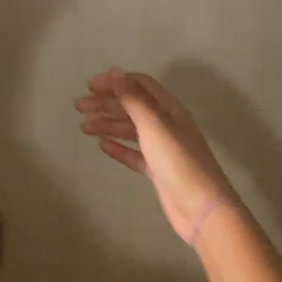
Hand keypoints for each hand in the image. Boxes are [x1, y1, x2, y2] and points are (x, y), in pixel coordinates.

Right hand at [77, 69, 235, 239]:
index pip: (139, 85)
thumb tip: (115, 71)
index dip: (114, 82)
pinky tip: (102, 145)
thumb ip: (132, 98)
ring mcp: (162, 148)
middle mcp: (166, 125)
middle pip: (132, 106)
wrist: (202, 209)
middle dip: (105, 103)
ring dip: (107, 124)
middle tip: (79, 107)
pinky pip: (133, 153)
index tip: (90, 87)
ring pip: (130, 129)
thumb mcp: (153, 125)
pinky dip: (118, 147)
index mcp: (169, 109)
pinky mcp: (157, 169)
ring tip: (84, 127)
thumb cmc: (178, 161)